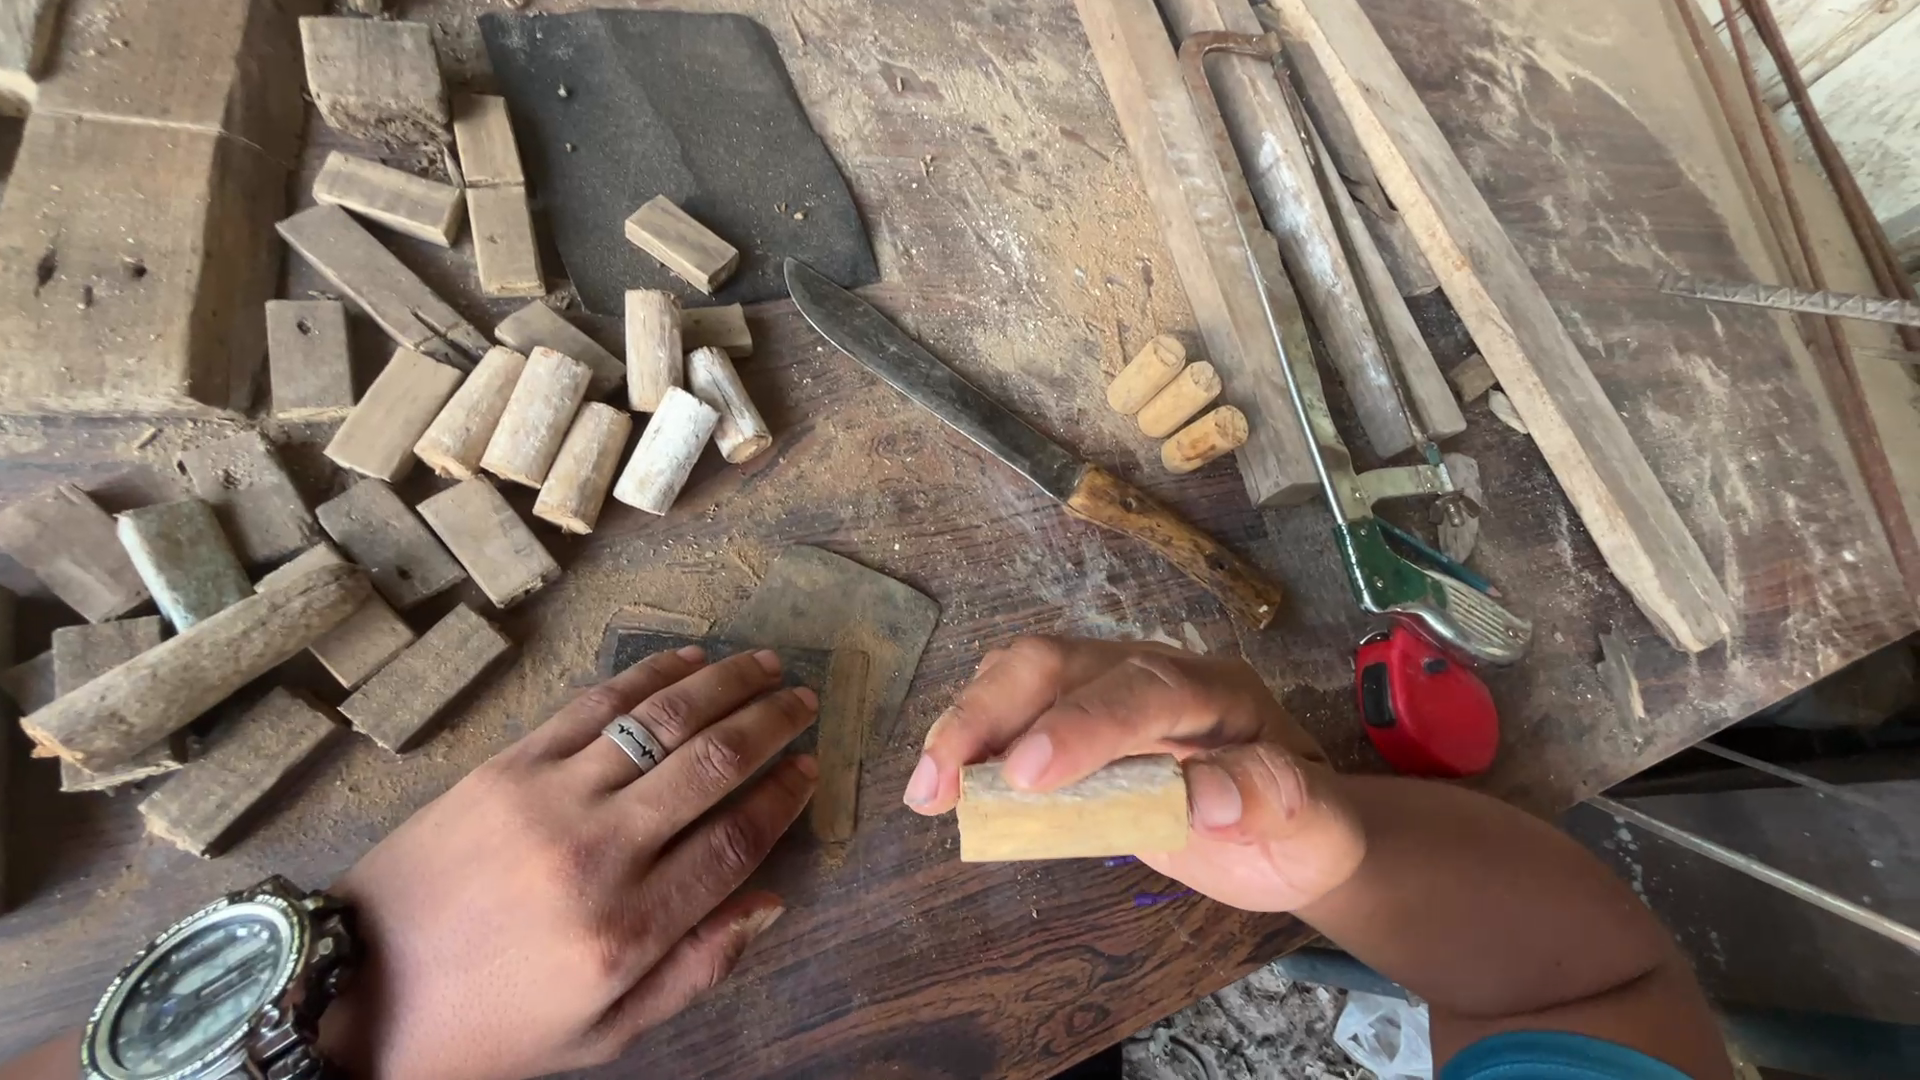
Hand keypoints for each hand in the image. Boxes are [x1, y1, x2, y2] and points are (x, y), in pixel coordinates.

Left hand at [319, 648, 818, 1079]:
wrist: (349, 991)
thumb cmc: (489, 1025)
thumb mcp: (602, 1032)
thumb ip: (697, 967)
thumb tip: (773, 901)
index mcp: (627, 929)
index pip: (736, 840)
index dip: (785, 796)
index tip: (811, 767)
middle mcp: (599, 852)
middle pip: (713, 763)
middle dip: (773, 722)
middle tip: (806, 700)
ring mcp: (551, 796)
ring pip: (663, 719)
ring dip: (728, 683)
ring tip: (769, 664)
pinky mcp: (510, 763)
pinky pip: (598, 703)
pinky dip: (654, 674)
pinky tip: (692, 660)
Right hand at [902, 637, 1363, 911]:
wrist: (1283, 823)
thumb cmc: (1301, 825)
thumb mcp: (1317, 827)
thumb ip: (1277, 801)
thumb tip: (1209, 799)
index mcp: (1216, 690)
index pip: (1145, 686)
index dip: (1083, 723)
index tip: (1026, 776)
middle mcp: (1150, 672)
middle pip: (1061, 661)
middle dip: (994, 709)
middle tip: (943, 777)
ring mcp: (1104, 689)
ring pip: (1023, 674)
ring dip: (967, 721)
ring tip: (927, 786)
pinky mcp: (1071, 719)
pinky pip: (1011, 708)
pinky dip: (970, 739)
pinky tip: (942, 781)